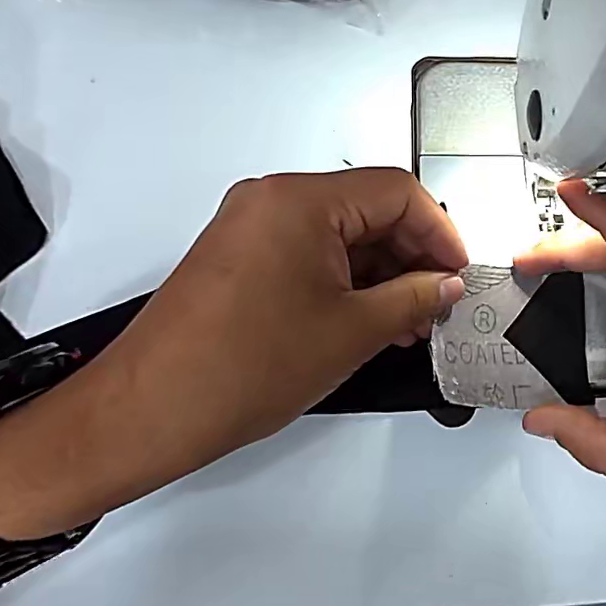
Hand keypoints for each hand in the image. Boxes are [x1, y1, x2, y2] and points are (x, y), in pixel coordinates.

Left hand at [0, 168, 466, 537]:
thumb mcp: (352, 332)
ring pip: (340, 234)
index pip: (397, 192)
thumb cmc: (244, 368)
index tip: (458, 273)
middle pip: (368, 209)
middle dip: (411, 256)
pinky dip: (346, 280)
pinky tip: (369, 318)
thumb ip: (413, 297)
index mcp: (300, 200)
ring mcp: (252, 225)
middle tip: (437, 301)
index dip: (440, 232)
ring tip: (408, 321)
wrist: (147, 412)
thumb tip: (446, 284)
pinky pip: (310, 253)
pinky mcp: (241, 255)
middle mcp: (272, 198)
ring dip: (381, 273)